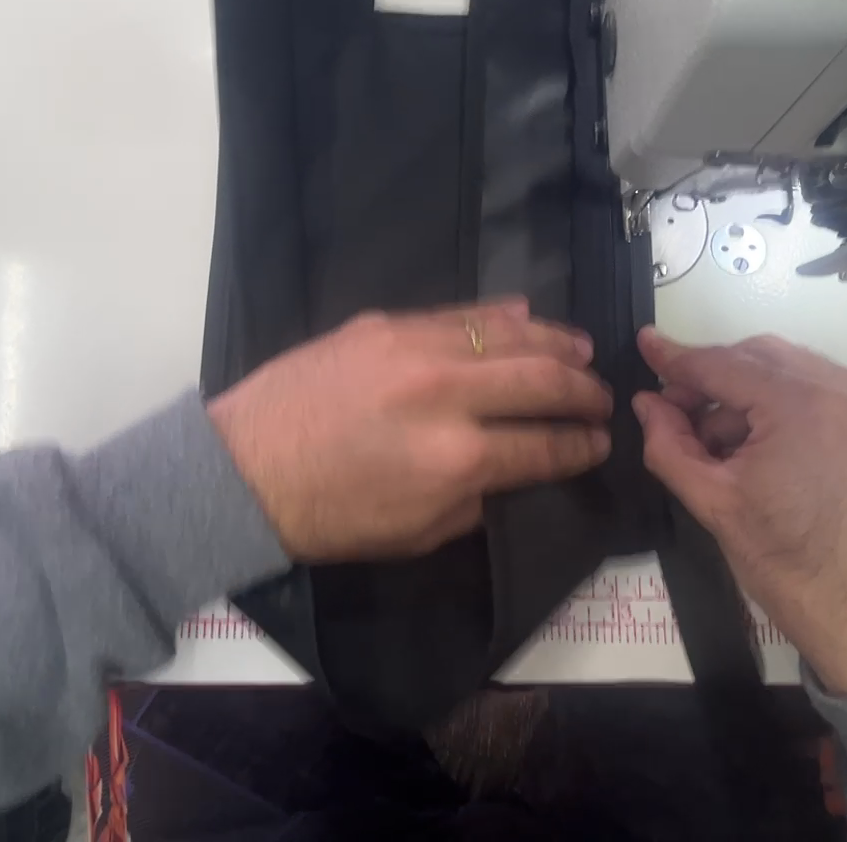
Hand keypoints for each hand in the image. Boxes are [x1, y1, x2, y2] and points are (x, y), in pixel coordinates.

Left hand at [208, 298, 611, 561]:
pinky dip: (500, 316)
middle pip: (543, 379)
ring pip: (509, 333)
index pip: (546, 446)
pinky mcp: (384, 322)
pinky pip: (459, 312)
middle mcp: (447, 394)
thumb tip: (517, 468)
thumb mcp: (416, 534)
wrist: (245, 469)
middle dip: (585, 391)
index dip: (583, 446)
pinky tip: (526, 317)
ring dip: (557, 341)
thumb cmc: (329, 516)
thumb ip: (479, 500)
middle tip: (602, 398)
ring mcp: (414, 347)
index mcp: (457, 459)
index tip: (600, 443)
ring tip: (584, 350)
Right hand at [632, 328, 846, 695]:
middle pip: (761, 357)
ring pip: (795, 370)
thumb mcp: (715, 504)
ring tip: (723, 442)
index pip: (724, 364)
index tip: (645, 342)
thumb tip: (646, 404)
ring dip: (750, 393)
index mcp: (805, 405)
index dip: (676, 356)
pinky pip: (828, 390)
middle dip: (713, 377)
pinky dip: (789, 404)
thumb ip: (669, 444)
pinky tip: (768, 446)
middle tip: (675, 411)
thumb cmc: (795, 569)